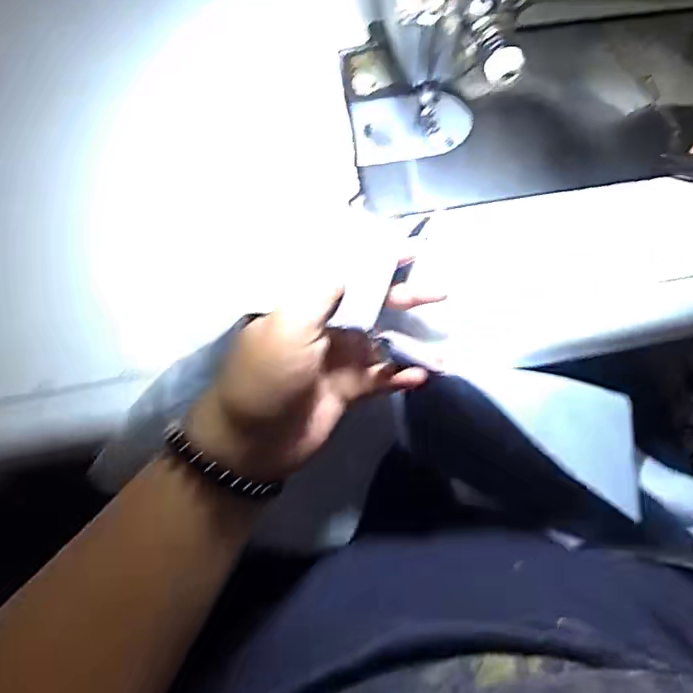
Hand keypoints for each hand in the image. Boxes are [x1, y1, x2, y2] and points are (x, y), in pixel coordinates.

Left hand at [192, 283, 441, 481]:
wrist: (251, 442)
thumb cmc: (266, 376)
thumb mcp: (288, 327)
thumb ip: (323, 295)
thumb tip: (352, 266)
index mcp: (305, 306)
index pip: (346, 274)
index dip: (376, 261)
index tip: (409, 250)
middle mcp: (324, 327)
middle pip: (372, 305)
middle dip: (405, 297)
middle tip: (440, 293)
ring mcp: (338, 358)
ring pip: (384, 342)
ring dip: (412, 343)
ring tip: (442, 351)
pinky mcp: (349, 389)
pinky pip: (383, 377)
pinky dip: (402, 376)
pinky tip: (422, 376)